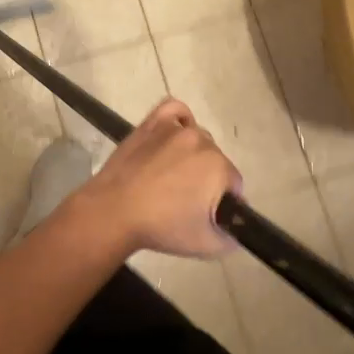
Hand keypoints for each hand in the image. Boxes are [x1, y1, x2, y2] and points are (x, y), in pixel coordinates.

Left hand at [71, 99, 242, 258]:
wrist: (115, 210)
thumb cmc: (163, 227)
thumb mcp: (208, 245)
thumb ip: (232, 238)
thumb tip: (238, 230)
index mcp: (218, 166)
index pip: (234, 183)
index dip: (224, 201)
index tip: (207, 214)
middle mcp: (200, 140)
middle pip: (216, 159)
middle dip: (208, 178)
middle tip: (188, 199)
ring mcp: (173, 128)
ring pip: (198, 137)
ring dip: (194, 154)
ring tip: (175, 175)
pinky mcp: (151, 122)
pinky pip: (174, 109)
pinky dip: (180, 118)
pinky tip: (175, 135)